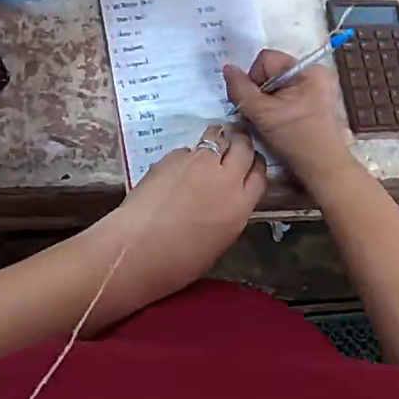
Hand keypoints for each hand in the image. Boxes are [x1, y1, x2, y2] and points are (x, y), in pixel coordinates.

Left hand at [87, 124, 264, 321]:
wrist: (137, 248)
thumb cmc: (179, 262)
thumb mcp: (219, 239)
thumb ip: (229, 211)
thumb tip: (225, 197)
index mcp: (240, 204)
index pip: (260, 173)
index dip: (256, 166)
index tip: (251, 164)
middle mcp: (225, 177)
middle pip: (243, 147)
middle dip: (241, 143)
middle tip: (236, 143)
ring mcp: (198, 162)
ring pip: (217, 137)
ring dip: (218, 138)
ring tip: (213, 141)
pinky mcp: (173, 156)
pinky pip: (188, 149)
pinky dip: (188, 154)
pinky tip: (178, 167)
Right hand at [222, 50, 355, 185]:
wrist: (323, 166)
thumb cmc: (295, 138)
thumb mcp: (262, 113)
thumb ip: (240, 89)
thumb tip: (227, 68)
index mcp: (307, 69)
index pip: (266, 60)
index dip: (253, 79)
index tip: (255, 103)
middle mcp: (316, 71)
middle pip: (273, 70)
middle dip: (261, 90)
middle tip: (261, 112)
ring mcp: (320, 85)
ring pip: (279, 82)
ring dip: (269, 98)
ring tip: (272, 118)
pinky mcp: (319, 98)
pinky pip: (290, 91)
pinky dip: (280, 103)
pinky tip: (282, 120)